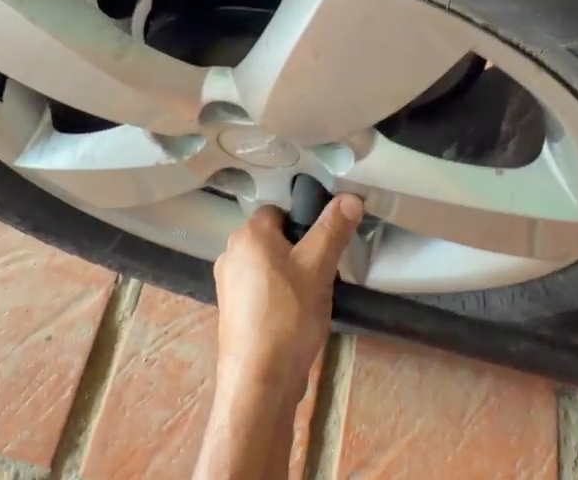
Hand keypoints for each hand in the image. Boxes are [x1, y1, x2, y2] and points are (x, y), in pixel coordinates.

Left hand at [211, 194, 363, 390]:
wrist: (259, 380)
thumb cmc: (288, 315)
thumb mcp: (318, 268)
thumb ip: (333, 229)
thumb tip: (350, 197)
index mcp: (249, 234)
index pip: (279, 211)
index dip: (303, 224)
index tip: (323, 247)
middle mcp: (230, 253)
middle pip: (272, 238)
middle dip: (297, 251)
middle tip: (320, 273)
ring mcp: (227, 284)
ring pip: (265, 266)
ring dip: (286, 275)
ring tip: (309, 298)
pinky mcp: (230, 312)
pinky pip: (258, 290)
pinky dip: (275, 296)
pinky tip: (292, 318)